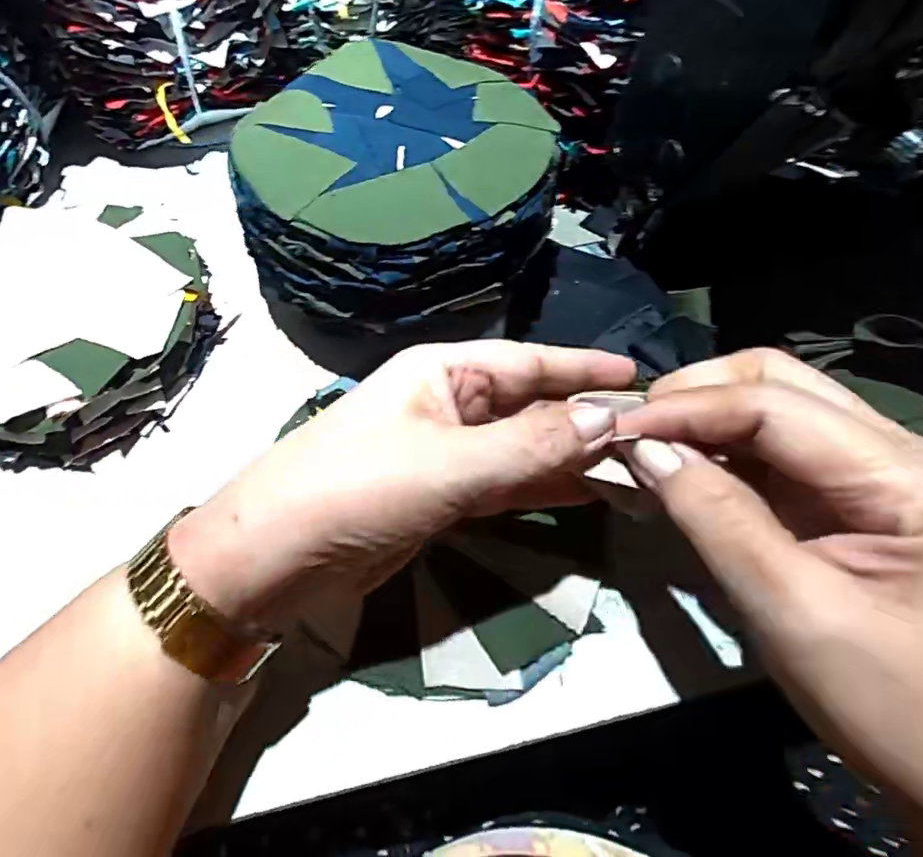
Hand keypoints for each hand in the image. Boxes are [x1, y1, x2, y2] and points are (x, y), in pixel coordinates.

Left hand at [168, 341, 635, 628]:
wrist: (270, 562)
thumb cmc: (354, 489)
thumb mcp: (445, 464)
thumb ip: (527, 445)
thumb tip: (606, 419)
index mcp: (443, 372)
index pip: (528, 362)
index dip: (582, 367)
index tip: (637, 375)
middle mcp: (449, 403)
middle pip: (532, 406)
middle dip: (586, 420)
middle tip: (652, 437)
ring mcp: (448, 452)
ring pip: (524, 448)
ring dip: (573, 460)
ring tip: (633, 471)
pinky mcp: (444, 496)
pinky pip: (507, 484)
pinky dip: (543, 489)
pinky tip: (585, 494)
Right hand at [615, 349, 922, 856]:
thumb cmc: (917, 727)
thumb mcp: (801, 621)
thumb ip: (720, 521)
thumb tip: (647, 451)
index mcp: (921, 481)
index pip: (781, 406)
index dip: (691, 408)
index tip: (621, 428)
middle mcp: (918, 462)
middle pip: (791, 388)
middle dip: (703, 397)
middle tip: (638, 429)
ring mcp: (903, 486)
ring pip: (791, 418)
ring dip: (717, 425)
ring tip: (655, 448)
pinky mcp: (882, 514)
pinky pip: (798, 464)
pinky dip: (739, 461)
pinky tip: (698, 475)